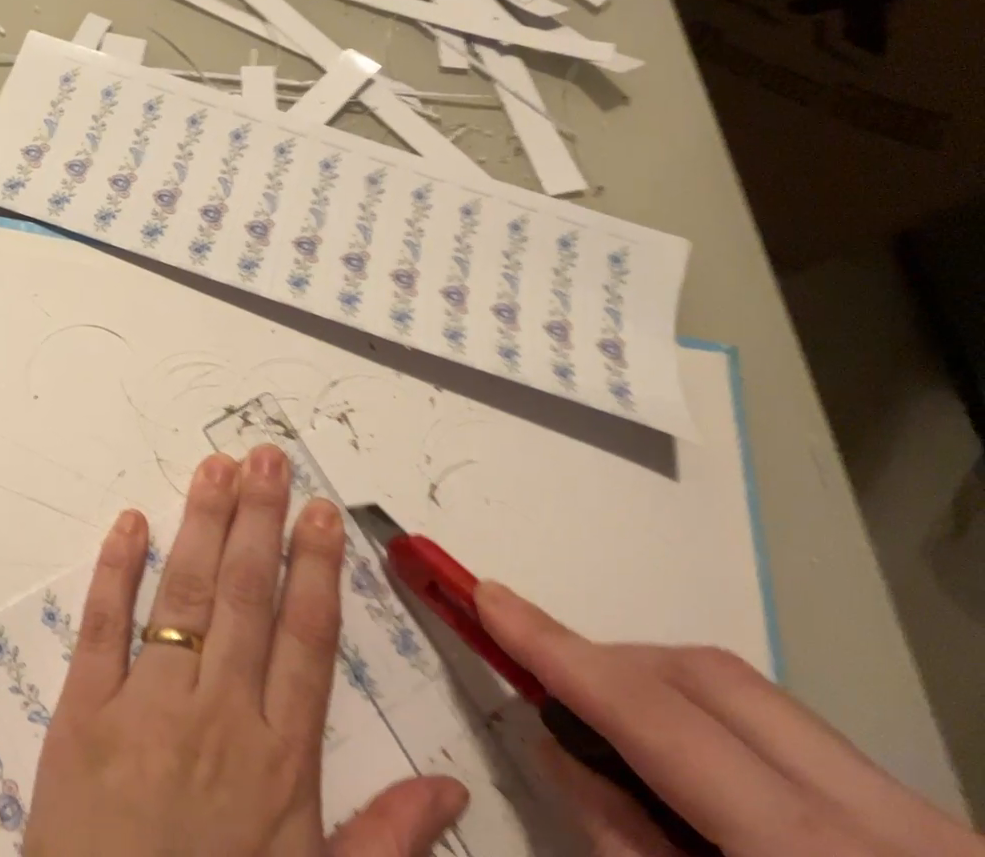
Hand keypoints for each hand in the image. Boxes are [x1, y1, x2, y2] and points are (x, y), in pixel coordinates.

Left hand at [25, 446, 468, 856]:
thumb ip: (384, 837)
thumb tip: (451, 787)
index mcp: (278, 756)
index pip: (306, 638)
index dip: (316, 569)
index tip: (319, 511)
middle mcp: (217, 713)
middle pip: (244, 597)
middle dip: (258, 520)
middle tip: (265, 455)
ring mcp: (144, 706)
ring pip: (181, 595)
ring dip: (200, 525)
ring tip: (214, 468)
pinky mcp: (80, 712)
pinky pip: (100, 627)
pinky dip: (113, 570)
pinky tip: (129, 523)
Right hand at [476, 581, 984, 856]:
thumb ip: (617, 837)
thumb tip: (555, 742)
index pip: (658, 718)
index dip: (559, 651)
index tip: (489, 596)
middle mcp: (898, 825)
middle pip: (714, 679)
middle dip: (610, 660)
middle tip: (541, 674)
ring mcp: (936, 823)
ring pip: (760, 701)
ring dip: (662, 695)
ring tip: (612, 735)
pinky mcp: (941, 831)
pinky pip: (800, 740)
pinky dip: (719, 733)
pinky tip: (693, 780)